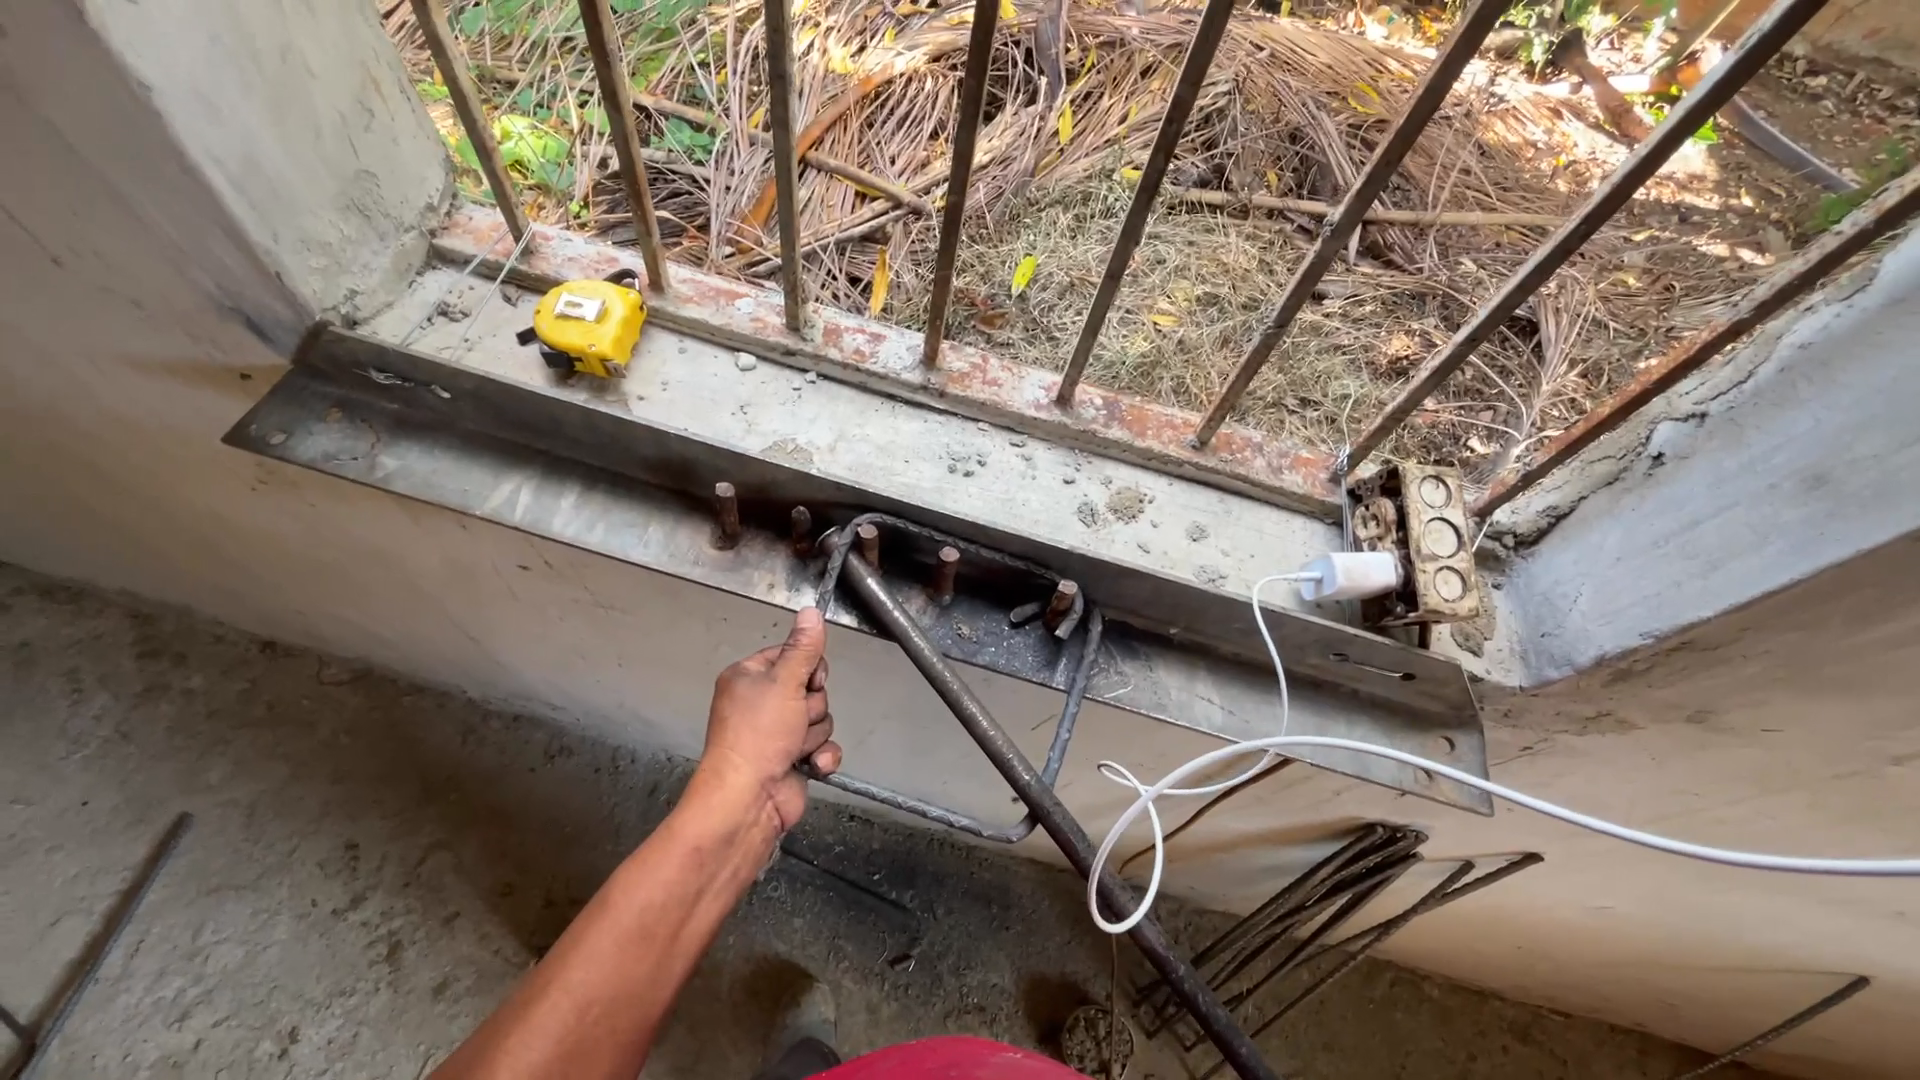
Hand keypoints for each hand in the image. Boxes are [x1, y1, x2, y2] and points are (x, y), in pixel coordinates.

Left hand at [697, 608, 840, 832]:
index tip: (806, 681)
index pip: (792, 655)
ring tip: (794, 747)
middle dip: (811, 707)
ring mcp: (777, 733)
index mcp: (749, 677)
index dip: (807, 668)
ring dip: (814, 734)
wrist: (749, 800)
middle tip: (794, 719)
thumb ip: (804, 648)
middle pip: (811, 688)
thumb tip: (811, 611)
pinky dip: (821, 756)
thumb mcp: (784, 682)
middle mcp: (761, 702)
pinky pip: (823, 746)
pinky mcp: (793, 759)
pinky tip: (810, 765)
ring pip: (820, 718)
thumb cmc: (758, 736)